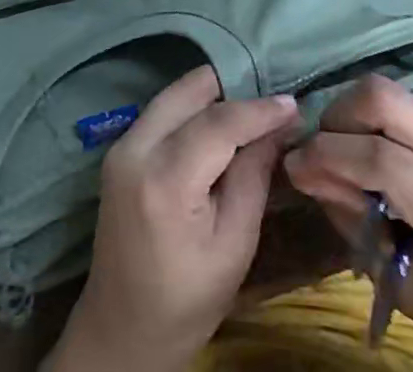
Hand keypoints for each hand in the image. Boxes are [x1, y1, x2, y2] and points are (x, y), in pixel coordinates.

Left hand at [45, 67, 297, 371]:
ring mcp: (121, 146)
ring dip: (213, 94)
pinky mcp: (118, 149)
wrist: (121, 327)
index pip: (218, 123)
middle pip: (188, 91)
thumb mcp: (235, 243)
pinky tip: (221, 122)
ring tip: (252, 109)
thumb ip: (253, 175)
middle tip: (272, 102)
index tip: (293, 104)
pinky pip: (162, 111)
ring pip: (173, 94)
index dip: (259, 109)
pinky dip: (193, 108)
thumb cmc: (187, 299)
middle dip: (233, 87)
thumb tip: (279, 125)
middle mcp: (134, 150)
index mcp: (164, 181)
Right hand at [283, 76, 412, 371]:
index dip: (330, 156)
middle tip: (319, 153)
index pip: (388, 162)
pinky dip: (369, 116)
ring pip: (390, 90)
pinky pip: (400, 97)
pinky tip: (369, 151)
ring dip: (350, 114)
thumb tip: (300, 166)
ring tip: (341, 153)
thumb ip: (354, 221)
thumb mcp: (406, 288)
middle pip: (387, 100)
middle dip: (337, 117)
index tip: (294, 168)